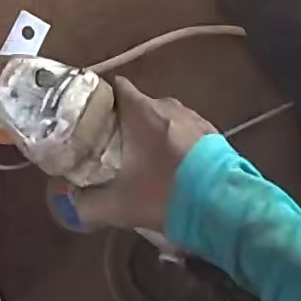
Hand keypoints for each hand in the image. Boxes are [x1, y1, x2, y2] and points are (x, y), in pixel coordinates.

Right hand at [67, 76, 216, 231]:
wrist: (235, 214)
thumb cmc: (171, 197)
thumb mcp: (122, 206)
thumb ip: (88, 204)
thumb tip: (66, 205)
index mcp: (143, 112)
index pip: (116, 87)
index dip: (101, 98)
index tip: (91, 116)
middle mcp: (169, 107)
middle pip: (138, 104)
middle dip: (125, 121)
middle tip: (113, 145)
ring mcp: (196, 120)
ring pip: (163, 118)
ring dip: (153, 133)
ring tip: (143, 159)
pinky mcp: (216, 137)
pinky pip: (186, 132)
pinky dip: (176, 144)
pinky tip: (173, 169)